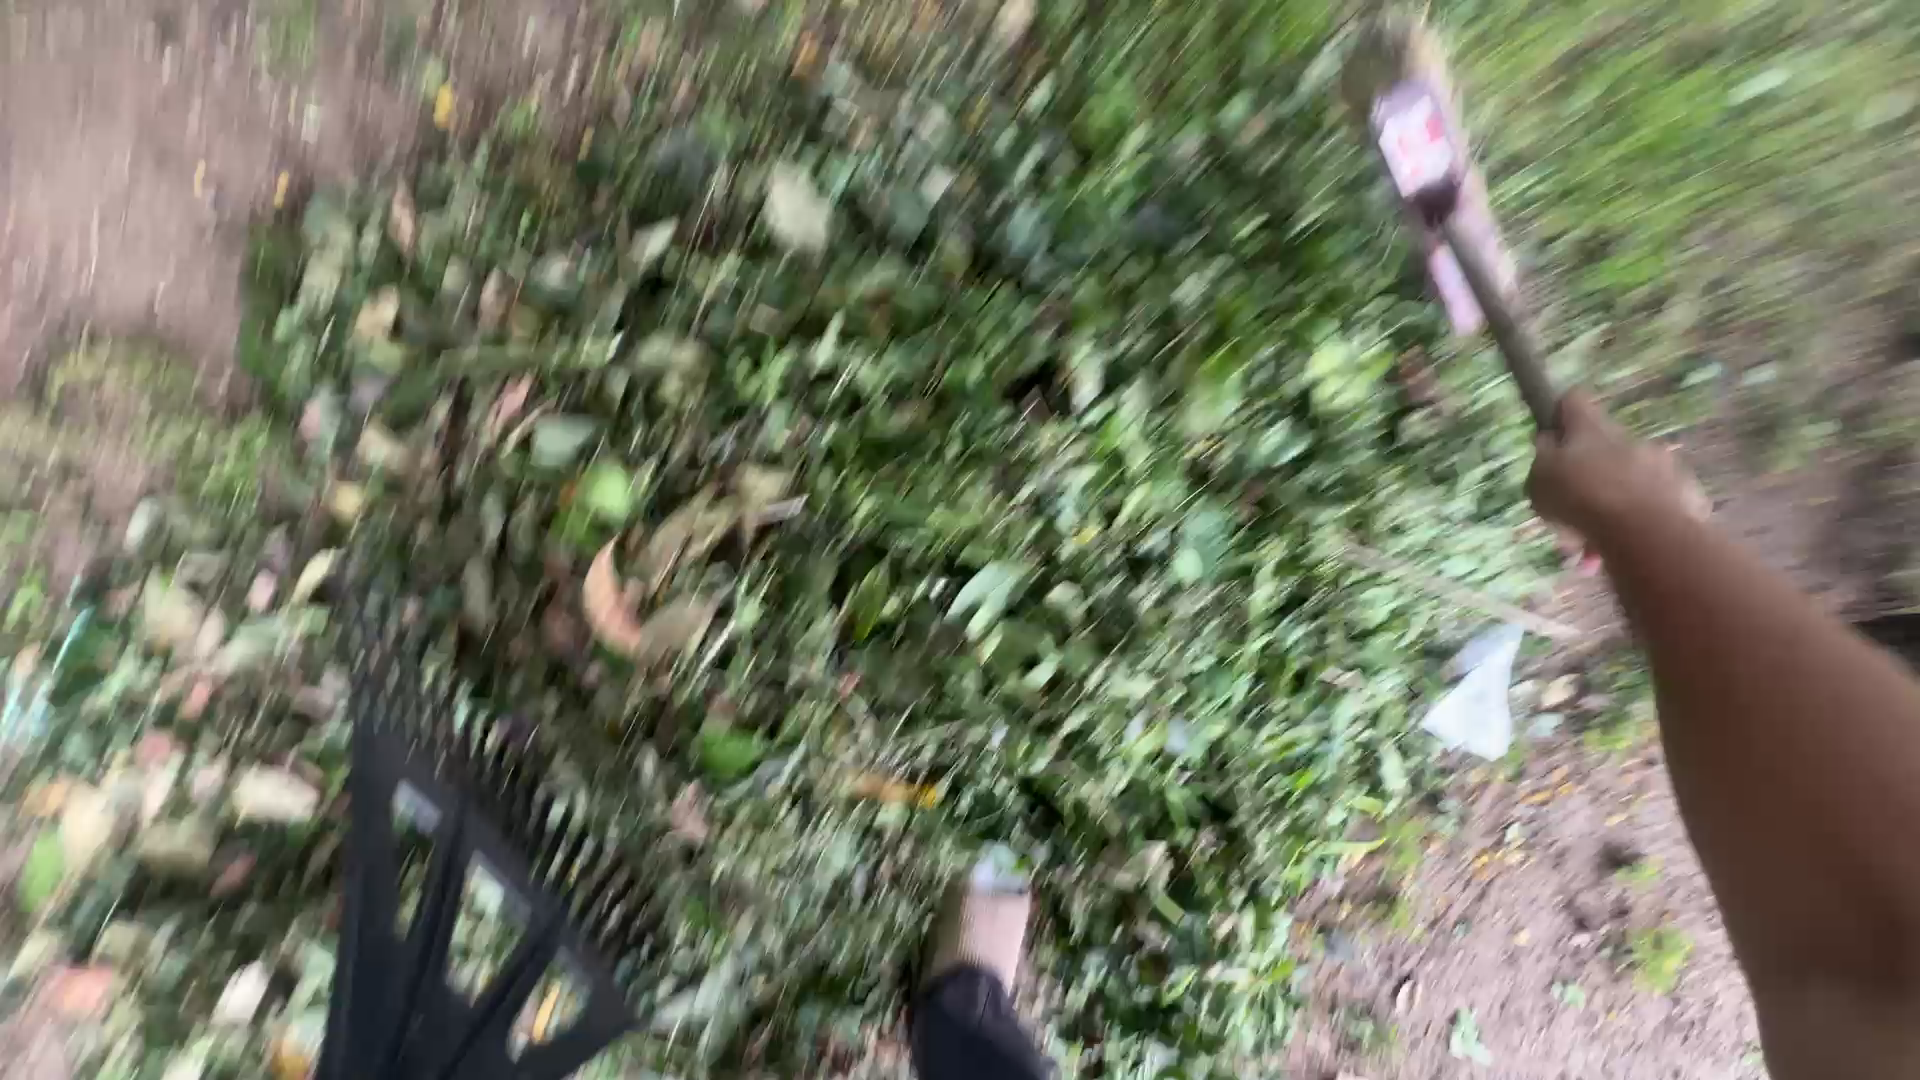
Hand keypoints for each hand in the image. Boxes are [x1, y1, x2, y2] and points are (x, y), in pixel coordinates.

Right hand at [1528, 392, 1709, 565]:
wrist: (1645, 531)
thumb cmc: (1579, 499)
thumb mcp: (1538, 478)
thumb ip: (1543, 458)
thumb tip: (1550, 443)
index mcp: (1590, 430)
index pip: (1572, 401)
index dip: (1559, 412)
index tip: (1551, 431)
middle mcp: (1630, 439)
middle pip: (1601, 449)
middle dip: (1583, 478)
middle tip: (1564, 511)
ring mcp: (1663, 465)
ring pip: (1624, 483)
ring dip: (1605, 509)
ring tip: (1585, 547)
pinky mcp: (1686, 494)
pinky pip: (1650, 506)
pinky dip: (1631, 525)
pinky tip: (1613, 552)